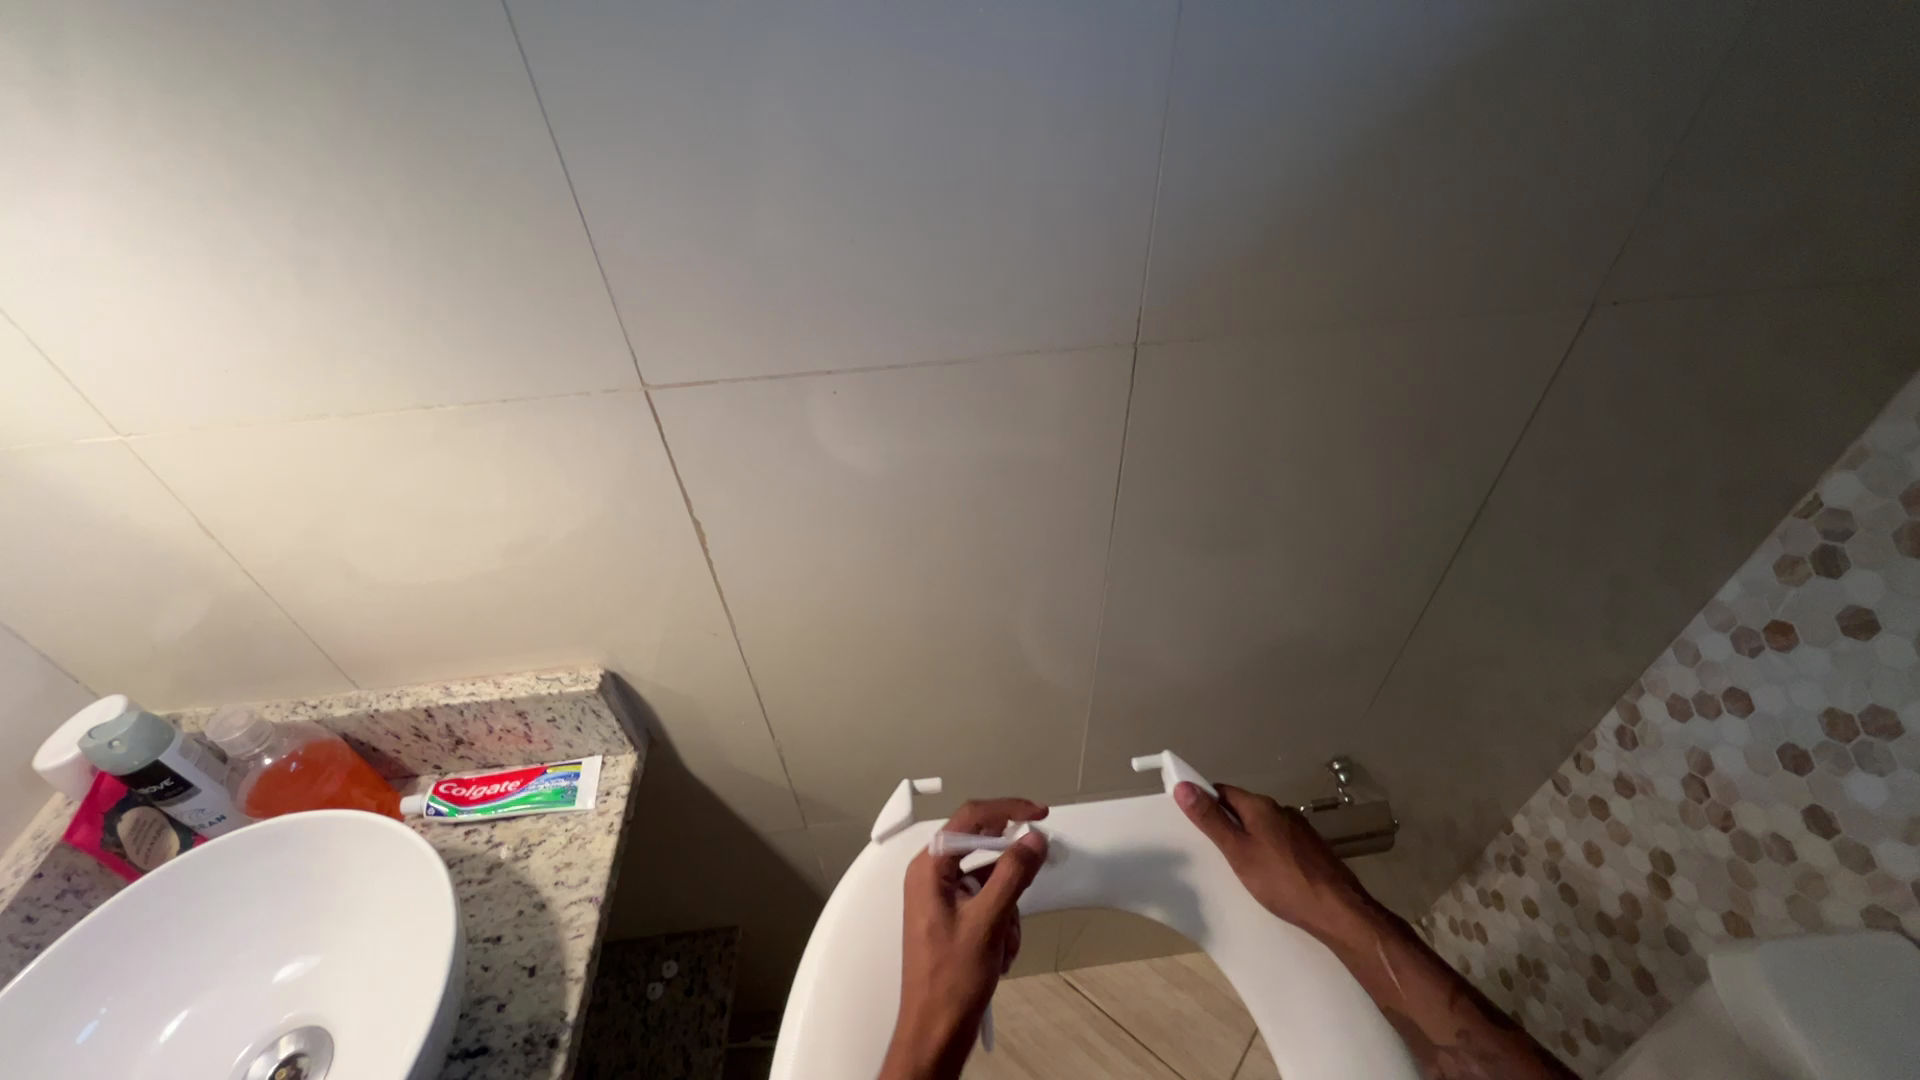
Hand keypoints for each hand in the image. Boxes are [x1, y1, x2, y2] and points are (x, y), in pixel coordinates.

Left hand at [880, 798, 1049, 1079]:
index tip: (1040, 814)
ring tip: (1004, 942)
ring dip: (1008, 907)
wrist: (935, 1032)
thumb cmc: (952, 977)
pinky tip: (1001, 953)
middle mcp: (932, 874)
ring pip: (990, 879)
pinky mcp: (953, 917)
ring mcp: (942, 897)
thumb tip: (1035, 837)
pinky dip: (1002, 922)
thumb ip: (1013, 874)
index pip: (971, 817)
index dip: (1007, 809)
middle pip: (981, 848)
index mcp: (930, 866)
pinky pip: (987, 902)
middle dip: (1010, 873)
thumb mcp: (988, 921)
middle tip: (1033, 879)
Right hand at [1174, 781, 1371, 941]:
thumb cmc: (1281, 880)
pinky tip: (1267, 872)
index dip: (1204, 801)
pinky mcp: (1311, 848)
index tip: (1192, 821)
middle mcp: (1281, 810)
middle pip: (1242, 807)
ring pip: (1262, 825)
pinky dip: (1266, 849)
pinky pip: (1278, 840)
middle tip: (1212, 847)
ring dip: (1247, 836)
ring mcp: (1299, 829)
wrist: (1338, 912)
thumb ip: (1210, 820)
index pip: (1222, 791)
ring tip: (1238, 863)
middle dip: (1226, 822)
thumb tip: (1182, 786)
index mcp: (1260, 806)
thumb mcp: (1237, 851)